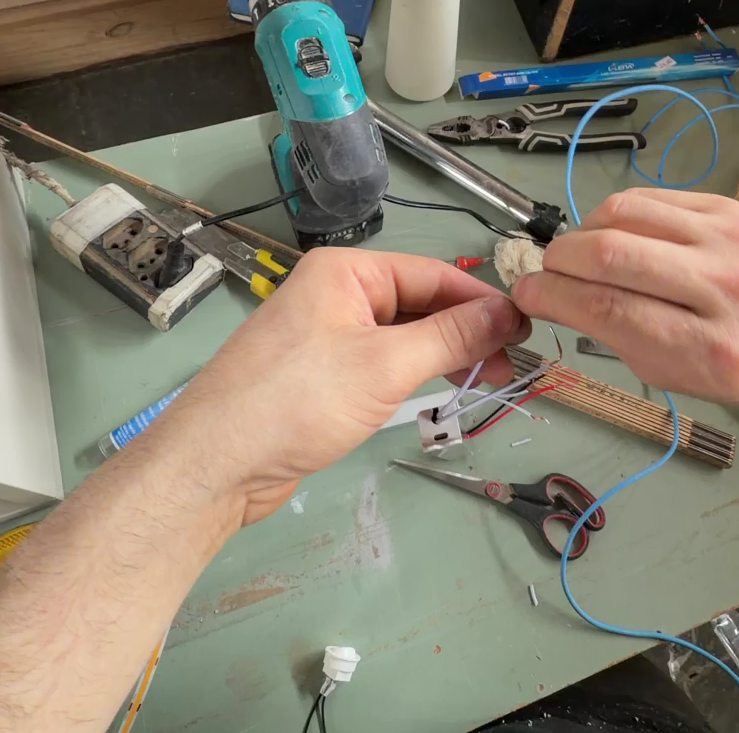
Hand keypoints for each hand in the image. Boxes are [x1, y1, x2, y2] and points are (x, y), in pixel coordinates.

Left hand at [162, 248, 527, 524]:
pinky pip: (381, 361)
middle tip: (510, 363)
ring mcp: (328, 334)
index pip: (432, 274)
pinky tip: (440, 387)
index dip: (481, 300)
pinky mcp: (323, 373)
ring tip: (486, 378)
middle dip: (465, 331)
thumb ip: (451, 335)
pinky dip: (414, 372)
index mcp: (347, 272)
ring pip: (402, 334)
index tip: (525, 327)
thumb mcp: (385, 365)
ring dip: (443, 354)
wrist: (214, 466)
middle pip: (418, 303)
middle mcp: (337, 294)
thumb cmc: (300, 400)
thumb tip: (507, 311)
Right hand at [511, 189, 738, 407]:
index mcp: (714, 352)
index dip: (553, 298)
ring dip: (583, 231)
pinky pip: (652, 197)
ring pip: (625, 213)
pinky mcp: (732, 207)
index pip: (610, 310)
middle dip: (559, 260)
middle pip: (611, 255)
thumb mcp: (687, 380)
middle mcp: (728, 290)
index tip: (526, 294)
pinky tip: (613, 232)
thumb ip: (623, 339)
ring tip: (579, 252)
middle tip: (546, 272)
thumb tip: (561, 295)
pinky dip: (615, 214)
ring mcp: (734, 239)